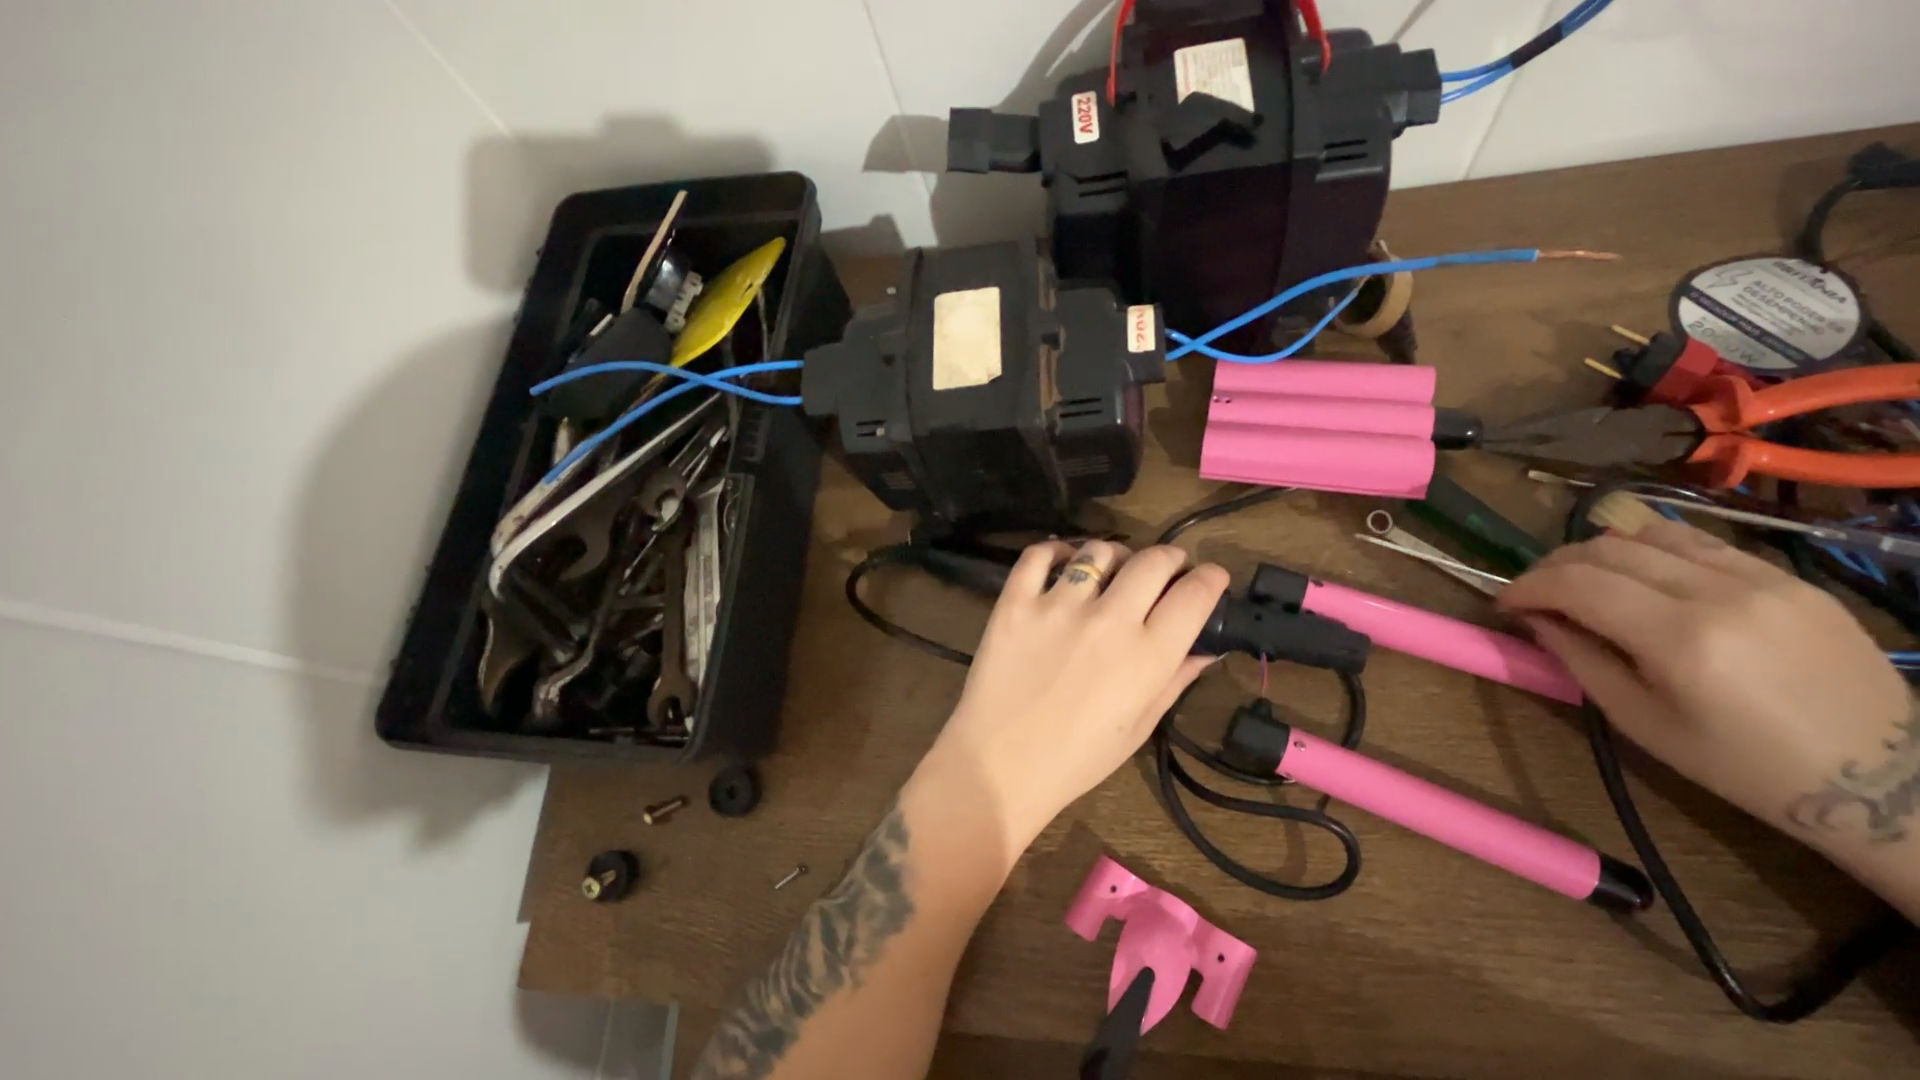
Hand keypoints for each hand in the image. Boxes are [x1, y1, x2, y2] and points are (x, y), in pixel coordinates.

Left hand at [920, 540, 1229, 848]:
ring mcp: (1058, 606)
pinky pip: (1038, 555)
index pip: (1195, 594)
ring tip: (1112, 571)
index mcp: (1147, 655)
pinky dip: (1056, 550)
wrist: (1001, 766)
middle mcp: (1108, 620)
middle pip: (1152, 561)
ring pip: (1098, 551)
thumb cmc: (1077, 758)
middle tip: (1166, 570)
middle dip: (1170, 559)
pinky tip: (1064, 562)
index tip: (1210, 578)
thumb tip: (1209, 648)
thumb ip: (1176, 679)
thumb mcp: (1139, 726)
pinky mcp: (1015, 603)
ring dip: (1115, 556)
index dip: (1210, 579)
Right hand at [1498, 521, 1909, 855]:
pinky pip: (1700, 544)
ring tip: (1583, 580)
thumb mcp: (1643, 723)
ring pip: (1651, 534)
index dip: (1527, 586)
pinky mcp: (1788, 576)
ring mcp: (1762, 577)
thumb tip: (1533, 618)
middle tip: (1533, 593)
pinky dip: (1652, 551)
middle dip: (1553, 566)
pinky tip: (1640, 576)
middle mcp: (1719, 592)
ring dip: (1599, 551)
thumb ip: (1581, 660)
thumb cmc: (1743, 766)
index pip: (1577, 584)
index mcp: (1681, 640)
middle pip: (1607, 550)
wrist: (1880, 778)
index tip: (1502, 602)